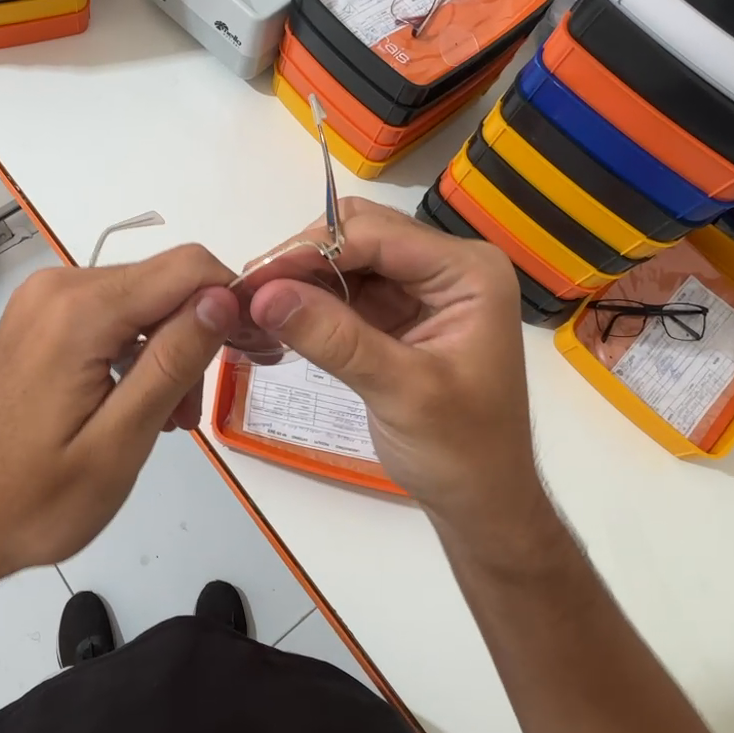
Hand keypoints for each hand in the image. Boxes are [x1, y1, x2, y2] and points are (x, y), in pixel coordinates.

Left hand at [0, 245, 237, 600]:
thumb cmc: (35, 500)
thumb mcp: (120, 441)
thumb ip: (173, 362)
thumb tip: (223, 297)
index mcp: (79, 309)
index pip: (188, 267)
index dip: (233, 300)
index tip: (253, 353)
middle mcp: (58, 286)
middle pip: (164, 283)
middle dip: (196, 336)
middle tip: (191, 413)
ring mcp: (43, 301)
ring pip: (141, 301)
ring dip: (167, 351)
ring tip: (165, 420)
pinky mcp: (38, 320)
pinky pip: (109, 316)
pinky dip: (135, 352)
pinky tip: (133, 403)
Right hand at [246, 198, 541, 525]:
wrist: (481, 499)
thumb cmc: (461, 450)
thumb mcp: (401, 392)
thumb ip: (334, 339)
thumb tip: (263, 295)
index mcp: (468, 273)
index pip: (379, 235)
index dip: (314, 248)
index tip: (257, 276)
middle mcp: (446, 266)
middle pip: (361, 233)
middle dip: (305, 256)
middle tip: (252, 288)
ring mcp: (420, 287)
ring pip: (347, 256)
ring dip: (302, 275)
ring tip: (255, 302)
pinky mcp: (396, 311)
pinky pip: (345, 286)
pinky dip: (311, 297)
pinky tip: (278, 315)